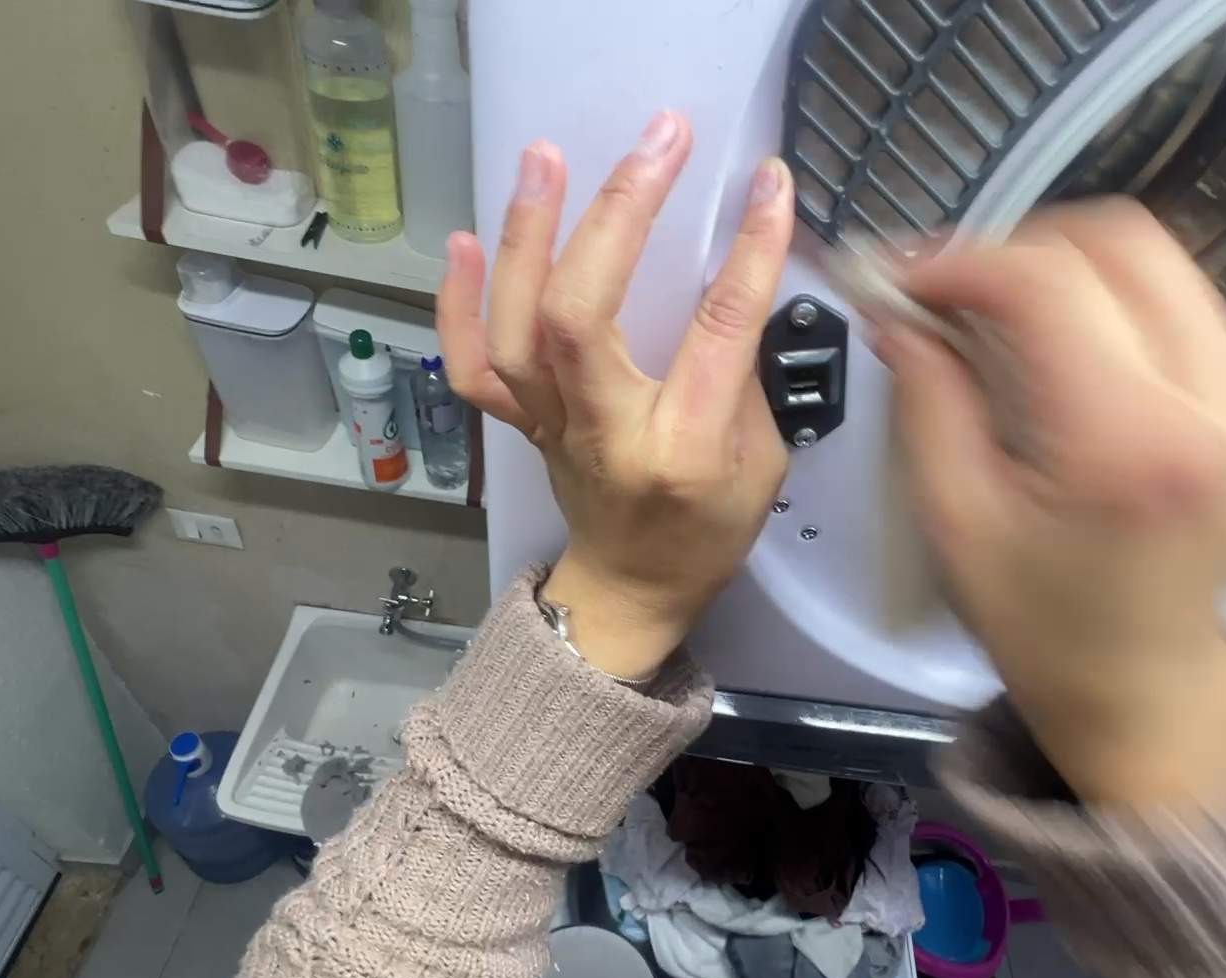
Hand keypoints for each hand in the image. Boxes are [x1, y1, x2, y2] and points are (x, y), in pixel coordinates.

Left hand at [437, 111, 796, 678]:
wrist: (630, 588)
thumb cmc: (704, 536)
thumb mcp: (761, 469)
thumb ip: (746, 380)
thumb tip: (735, 288)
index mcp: (682, 449)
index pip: (716, 332)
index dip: (749, 250)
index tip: (768, 182)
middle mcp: (606, 432)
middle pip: (584, 316)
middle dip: (619, 215)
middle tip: (655, 142)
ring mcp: (552, 426)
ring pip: (517, 331)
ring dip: (525, 238)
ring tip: (546, 158)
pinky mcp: (523, 423)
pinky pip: (473, 367)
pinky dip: (457, 306)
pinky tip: (464, 242)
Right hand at [876, 199, 1225, 808]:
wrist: (1144, 692)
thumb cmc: (1035, 624)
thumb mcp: (954, 518)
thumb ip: (928, 399)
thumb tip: (900, 314)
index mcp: (1134, 446)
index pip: (1049, 288)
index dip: (962, 263)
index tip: (901, 278)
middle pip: (1122, 245)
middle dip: (1015, 250)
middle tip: (946, 291)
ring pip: (1158, 263)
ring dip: (1059, 272)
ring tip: (988, 314)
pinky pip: (1180, 308)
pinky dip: (1102, 305)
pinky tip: (1050, 347)